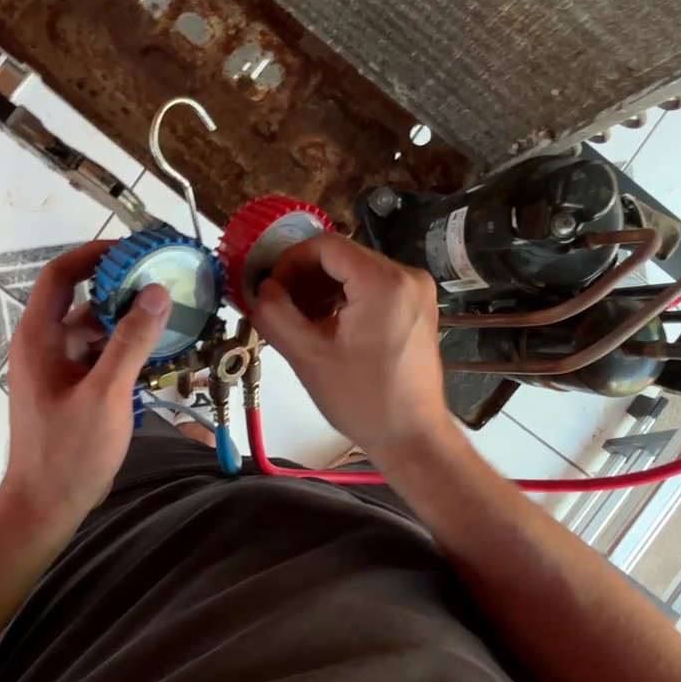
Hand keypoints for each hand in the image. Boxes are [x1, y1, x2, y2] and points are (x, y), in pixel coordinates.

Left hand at [0, 241, 170, 528]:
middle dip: (122, 289)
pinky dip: (124, 350)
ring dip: (127, 323)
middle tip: (165, 282)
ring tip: (170, 316)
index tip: (134, 250)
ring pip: (94, 330)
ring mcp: (57, 368)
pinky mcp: (71, 389)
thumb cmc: (70, 452)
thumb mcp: (106, 394)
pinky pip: (98, 356)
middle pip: (83, 301)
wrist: (46, 505)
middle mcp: (44, 345)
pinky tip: (157, 354)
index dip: (94, 254)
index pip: (61, 275)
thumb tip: (156, 292)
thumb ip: (132, 341)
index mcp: (39, 337)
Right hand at [248, 234, 451, 465]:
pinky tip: (327, 328)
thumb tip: (262, 290)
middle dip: (305, 278)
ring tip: (302, 323)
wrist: (412, 436)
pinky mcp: (418, 307)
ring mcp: (416, 291)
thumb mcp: (308, 357)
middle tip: (282, 310)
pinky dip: (345, 299)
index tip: (271, 291)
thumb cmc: (362, 400)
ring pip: (355, 271)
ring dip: (322, 290)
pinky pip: (372, 287)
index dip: (290, 262)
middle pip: (342, 257)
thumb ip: (276, 315)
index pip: (325, 245)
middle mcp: (406, 276)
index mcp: (383, 282)